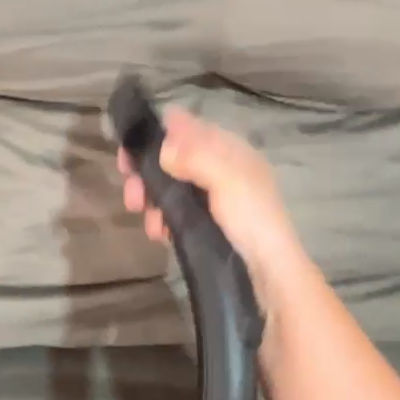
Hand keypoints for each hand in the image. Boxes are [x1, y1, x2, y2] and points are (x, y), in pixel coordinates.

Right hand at [118, 107, 308, 284]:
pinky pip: (174, 213)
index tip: (129, 152)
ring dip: (150, 199)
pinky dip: (162, 219)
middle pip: (171, 158)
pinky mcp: (204, 224)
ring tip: (147, 221)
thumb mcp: (227, 179)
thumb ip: (195, 156)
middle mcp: (218, 169)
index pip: (186, 127)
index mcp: (228, 150)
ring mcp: (211, 198)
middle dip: (147, 172)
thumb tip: (163, 147)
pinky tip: (158, 233)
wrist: (270, 273)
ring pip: (169, 187)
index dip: (156, 133)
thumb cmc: (252, 219)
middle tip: (132, 195)